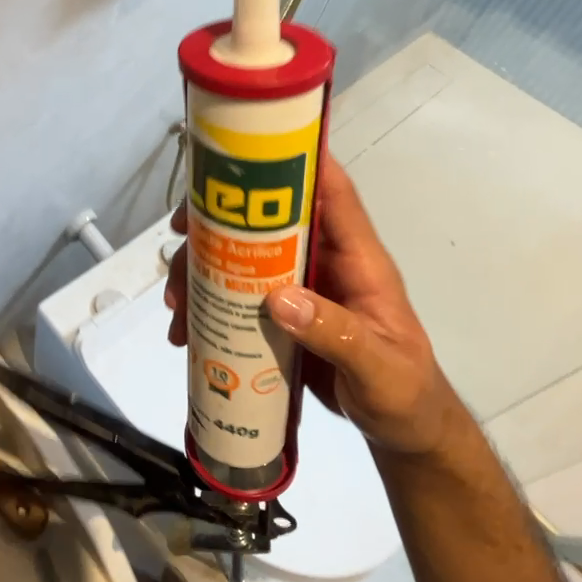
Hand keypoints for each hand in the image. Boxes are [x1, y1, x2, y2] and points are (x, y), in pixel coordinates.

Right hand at [165, 157, 464, 454]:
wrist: (401, 432)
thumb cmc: (405, 394)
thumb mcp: (380, 370)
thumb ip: (337, 335)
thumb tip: (277, 299)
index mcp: (357, 259)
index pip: (332, 193)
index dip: (297, 160)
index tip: (249, 148)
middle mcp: (322, 260)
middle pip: (265, 218)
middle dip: (217, 219)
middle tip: (180, 232)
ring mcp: (297, 284)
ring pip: (239, 253)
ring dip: (201, 268)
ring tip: (176, 301)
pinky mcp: (277, 310)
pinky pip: (233, 292)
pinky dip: (204, 303)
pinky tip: (183, 327)